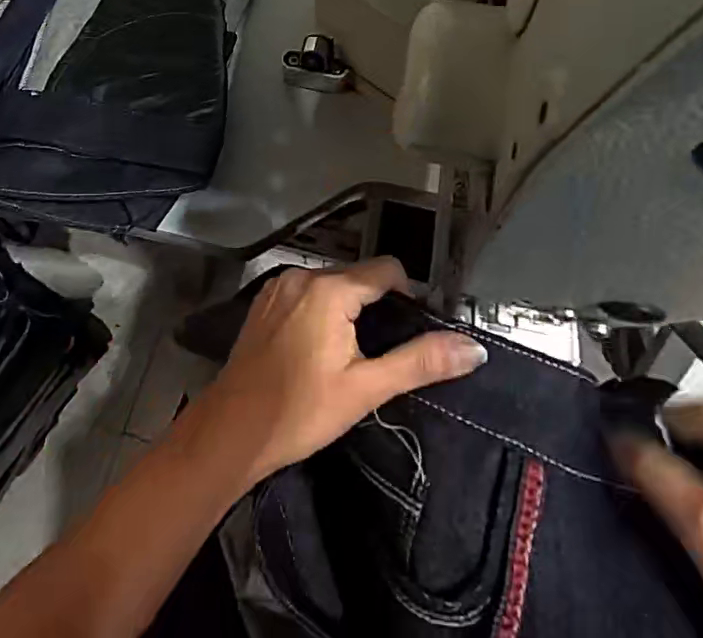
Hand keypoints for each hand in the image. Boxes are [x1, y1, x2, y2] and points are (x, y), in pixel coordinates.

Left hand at [184, 258, 487, 485]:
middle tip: (382, 350)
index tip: (411, 330)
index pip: (387, 270)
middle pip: (359, 276)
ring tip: (352, 352)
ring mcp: (279, 287)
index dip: (408, 295)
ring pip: (332, 284)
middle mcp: (303, 276)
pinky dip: (322, 310)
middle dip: (377, 305)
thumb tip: (474, 348)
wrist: (228, 434)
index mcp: (330, 289)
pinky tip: (318, 348)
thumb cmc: (299, 412)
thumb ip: (420, 362)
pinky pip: (307, 293)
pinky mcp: (264, 302)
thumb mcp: (365, 389)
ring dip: (349, 308)